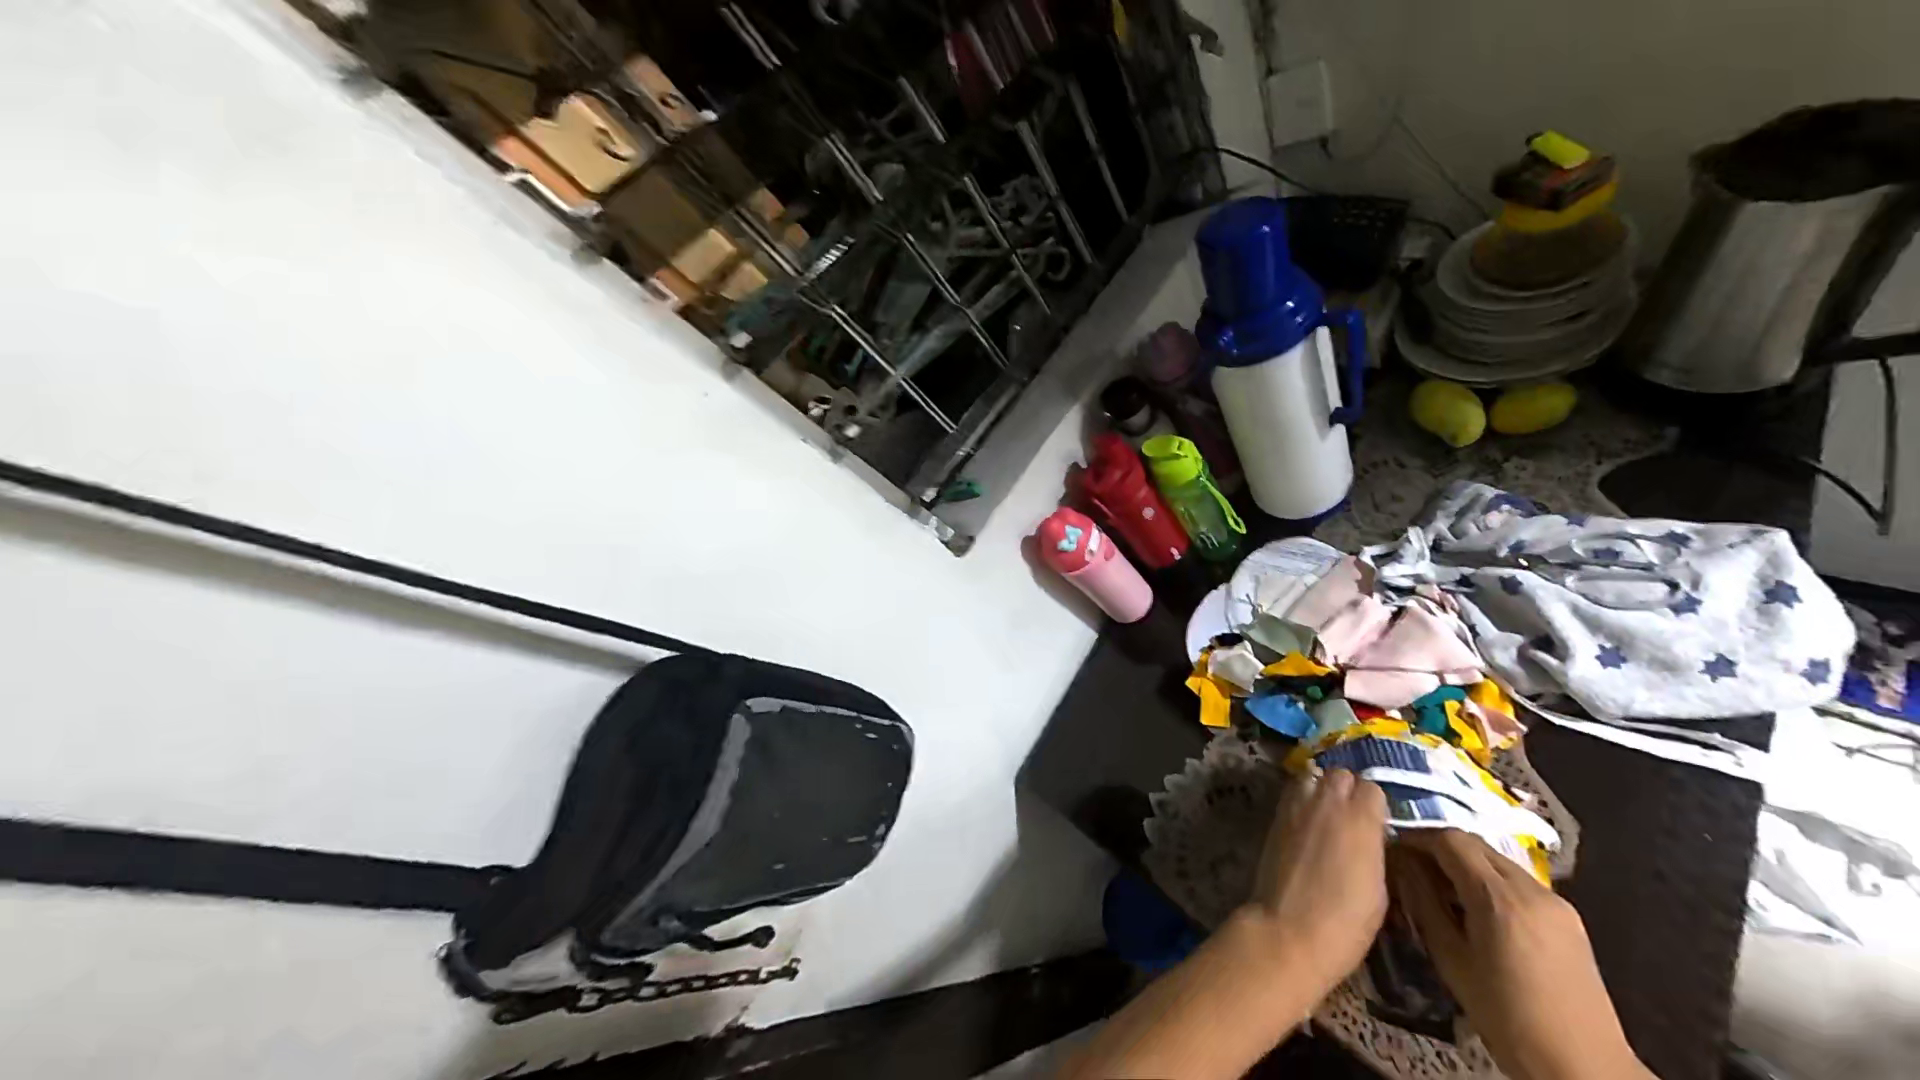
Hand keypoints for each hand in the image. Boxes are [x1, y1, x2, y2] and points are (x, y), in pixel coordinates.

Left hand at [1237, 768, 1389, 994]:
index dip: (1375, 803)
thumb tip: (1369, 835)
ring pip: (1311, 776)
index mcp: (1361, 820)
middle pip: (1340, 774)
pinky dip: (1301, 797)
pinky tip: (1306, 819)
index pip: (1372, 788)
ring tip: (1326, 811)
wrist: (1289, 929)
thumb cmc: (1346, 920)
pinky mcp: (1275, 816)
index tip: (1377, 820)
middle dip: (1348, 788)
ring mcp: (1296, 806)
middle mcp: (1327, 804)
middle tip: (1352, 812)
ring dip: (1320, 787)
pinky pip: (1292, 792)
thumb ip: (1373, 848)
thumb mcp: (1378, 887)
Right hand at [1389, 831, 1652, 1079]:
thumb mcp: (1450, 957)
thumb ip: (1422, 900)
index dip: (1416, 837)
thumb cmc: (1505, 1015)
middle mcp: (1531, 889)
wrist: (1584, 1068)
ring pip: (1497, 860)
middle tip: (1411, 868)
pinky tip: (1476, 910)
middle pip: (1475, 844)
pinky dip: (1489, 881)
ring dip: (1464, 864)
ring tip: (1441, 891)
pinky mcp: (1569, 918)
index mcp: (1499, 898)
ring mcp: (1556, 902)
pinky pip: (1518, 881)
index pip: (1449, 839)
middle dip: (1438, 848)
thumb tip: (1400, 863)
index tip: (1394, 851)